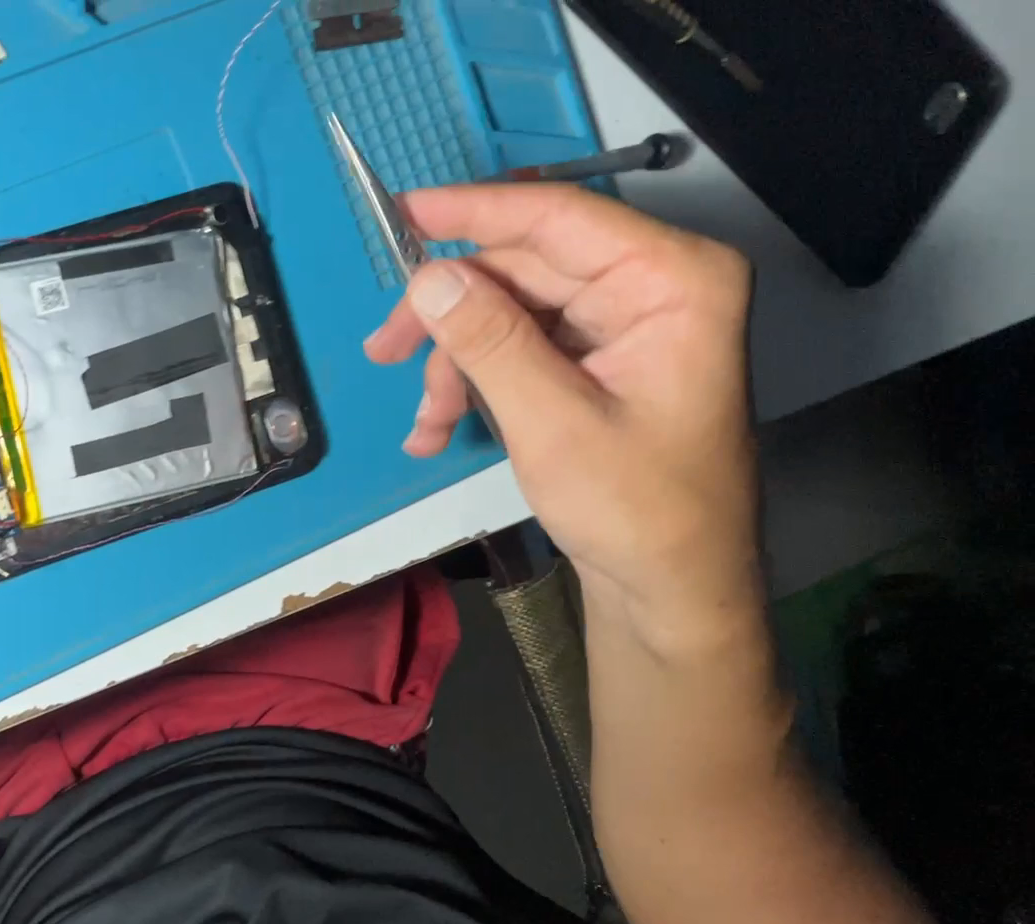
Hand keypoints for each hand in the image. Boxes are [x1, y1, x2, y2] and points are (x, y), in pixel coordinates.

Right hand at [363, 184, 759, 643]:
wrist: (669, 583)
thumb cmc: (635, 506)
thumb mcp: (551, 422)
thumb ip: (489, 343)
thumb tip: (428, 278)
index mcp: (666, 281)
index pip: (555, 220)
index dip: (471, 212)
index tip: (400, 211)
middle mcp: (644, 287)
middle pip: (518, 271)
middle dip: (447, 320)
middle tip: (383, 352)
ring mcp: (617, 325)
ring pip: (504, 314)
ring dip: (453, 368)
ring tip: (425, 427)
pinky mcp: (591, 360)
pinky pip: (514, 350)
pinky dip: (470, 386)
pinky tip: (438, 431)